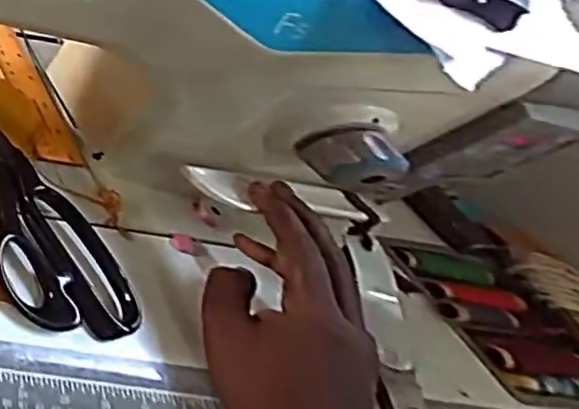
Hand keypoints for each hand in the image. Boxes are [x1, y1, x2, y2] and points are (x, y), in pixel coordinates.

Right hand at [202, 182, 379, 408]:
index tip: (264, 189)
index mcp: (319, 314)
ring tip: (258, 235)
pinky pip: (329, 303)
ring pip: (331, 281)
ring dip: (296, 250)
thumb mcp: (225, 330)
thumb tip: (235, 271)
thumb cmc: (265, 396)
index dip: (279, 212)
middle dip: (302, 220)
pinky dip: (300, 279)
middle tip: (277, 195)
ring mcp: (353, 346)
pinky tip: (270, 282)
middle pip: (330, 259)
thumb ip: (225, 286)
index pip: (302, 247)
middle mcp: (346, 327)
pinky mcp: (348, 360)